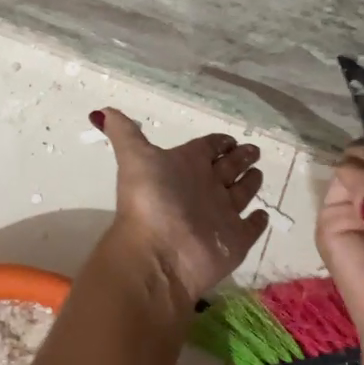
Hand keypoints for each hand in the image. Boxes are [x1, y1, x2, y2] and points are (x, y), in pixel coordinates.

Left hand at [94, 107, 269, 303]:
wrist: (159, 254)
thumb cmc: (151, 201)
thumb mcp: (135, 158)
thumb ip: (124, 133)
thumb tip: (101, 111)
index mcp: (185, 166)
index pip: (206, 148)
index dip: (218, 142)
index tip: (230, 139)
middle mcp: (204, 188)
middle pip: (226, 168)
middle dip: (240, 158)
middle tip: (253, 150)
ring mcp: (221, 215)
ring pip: (240, 194)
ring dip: (249, 183)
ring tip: (258, 172)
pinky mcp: (236, 240)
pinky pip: (251, 227)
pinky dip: (257, 221)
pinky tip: (262, 213)